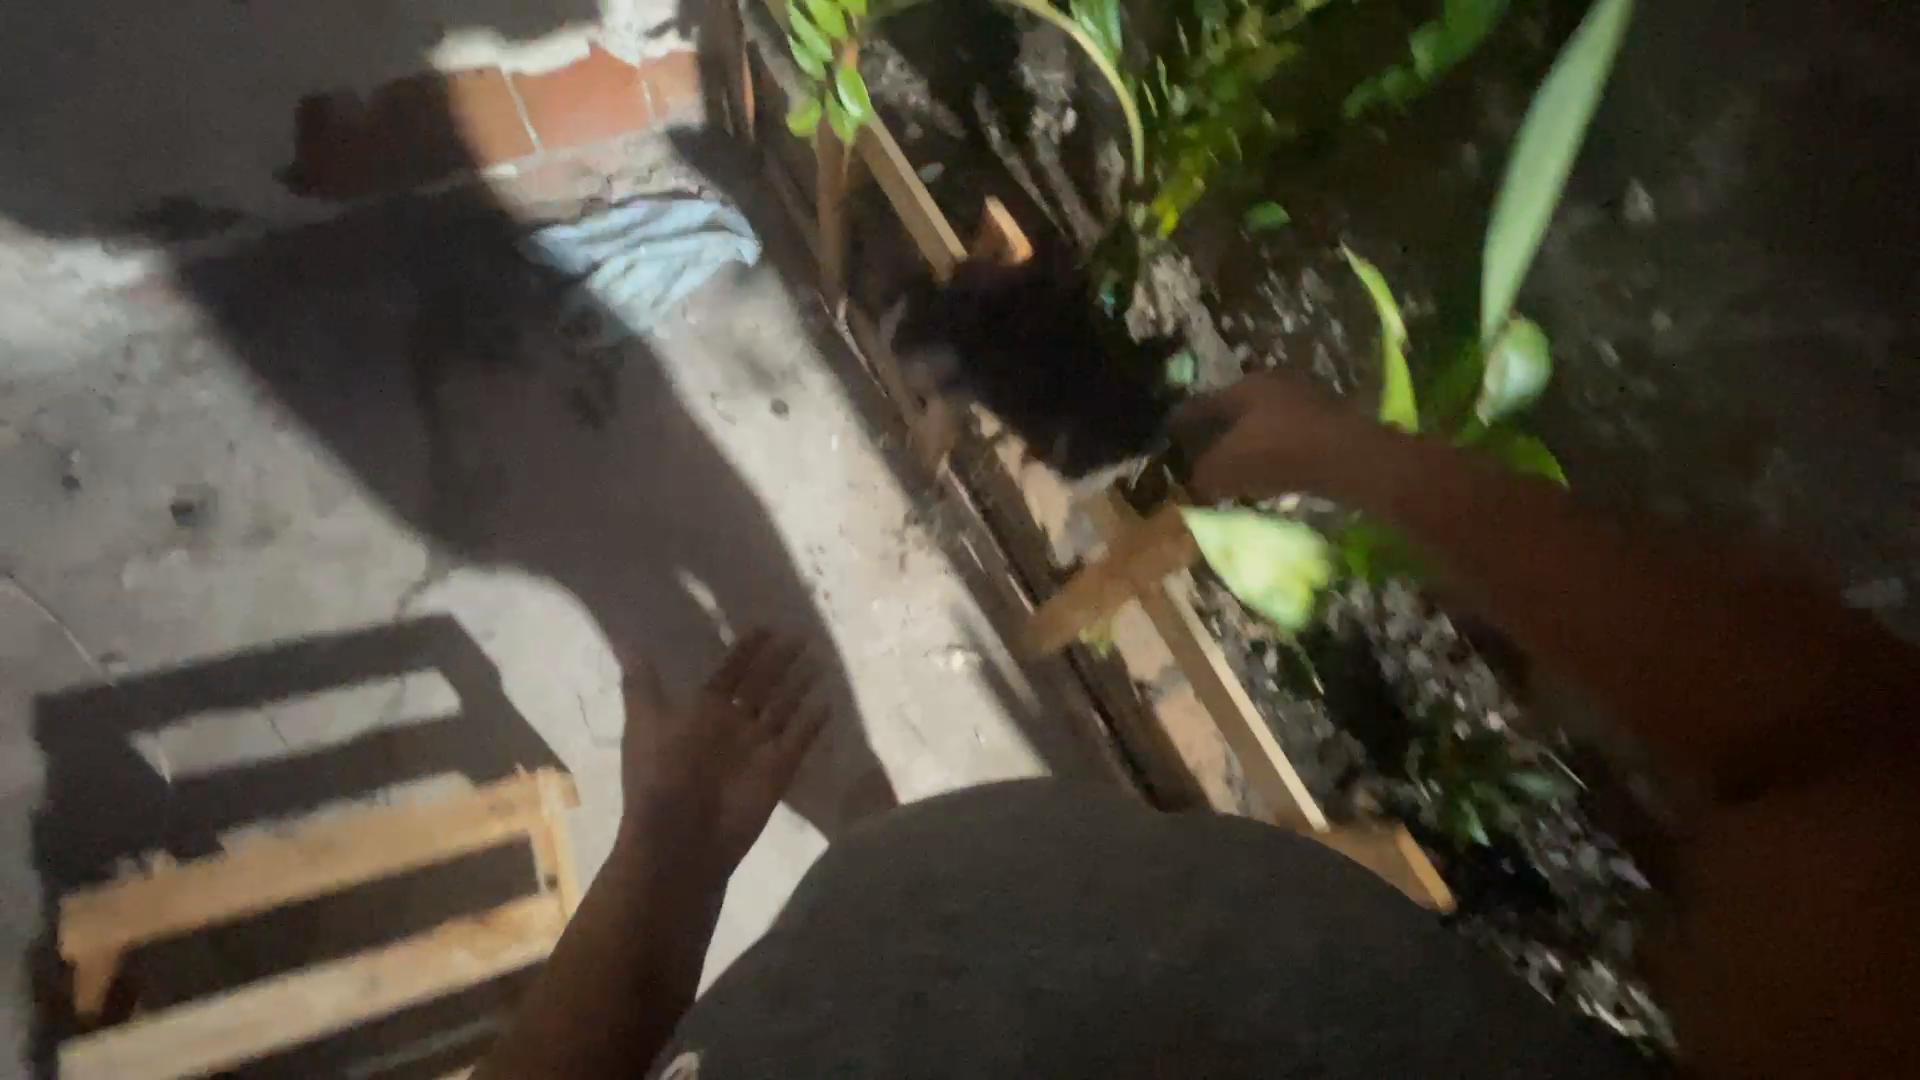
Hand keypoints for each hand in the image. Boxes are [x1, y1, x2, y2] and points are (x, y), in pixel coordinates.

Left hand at [616, 629, 830, 875]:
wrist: (679, 840)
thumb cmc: (659, 776)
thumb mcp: (646, 723)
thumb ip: (642, 684)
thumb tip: (624, 641)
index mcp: (703, 711)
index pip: (731, 671)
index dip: (747, 649)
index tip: (765, 626)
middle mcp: (733, 724)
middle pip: (762, 684)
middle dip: (780, 660)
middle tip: (802, 634)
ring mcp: (758, 746)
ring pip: (784, 707)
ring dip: (800, 685)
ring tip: (820, 660)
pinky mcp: (778, 769)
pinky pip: (800, 739)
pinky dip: (813, 723)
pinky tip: (829, 702)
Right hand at [1170, 370, 1373, 500]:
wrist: (1352, 460)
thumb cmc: (1279, 454)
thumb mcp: (1225, 468)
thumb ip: (1201, 475)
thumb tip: (1192, 483)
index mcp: (1244, 386)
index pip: (1200, 404)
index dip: (1179, 423)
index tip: (1167, 438)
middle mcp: (1274, 384)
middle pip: (1233, 412)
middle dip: (1215, 435)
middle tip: (1200, 457)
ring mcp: (1306, 400)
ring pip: (1261, 424)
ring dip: (1246, 446)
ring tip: (1233, 471)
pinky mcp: (1329, 422)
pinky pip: (1287, 438)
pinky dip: (1272, 455)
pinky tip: (1268, 476)